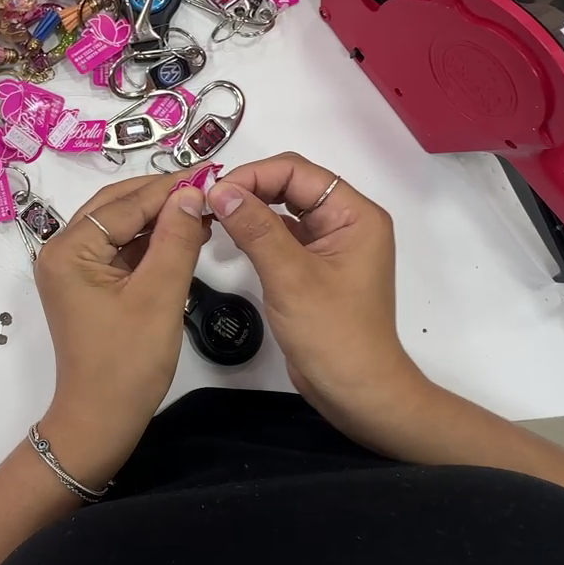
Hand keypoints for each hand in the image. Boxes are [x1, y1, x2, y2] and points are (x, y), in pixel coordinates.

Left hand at [32, 170, 210, 487]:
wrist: (101, 420)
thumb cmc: (128, 363)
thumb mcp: (159, 296)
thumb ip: (177, 240)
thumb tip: (193, 193)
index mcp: (68, 250)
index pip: (125, 205)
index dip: (169, 188)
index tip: (211, 173)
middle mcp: (62, 251)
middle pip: (117, 208)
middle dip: (163, 197)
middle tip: (209, 187)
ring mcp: (72, 269)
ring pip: (120, 227)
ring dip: (159, 218)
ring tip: (204, 209)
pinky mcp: (86, 285)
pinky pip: (119, 250)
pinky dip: (150, 242)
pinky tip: (184, 235)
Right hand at [206, 153, 430, 445]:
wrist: (356, 392)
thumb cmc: (332, 334)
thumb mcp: (290, 277)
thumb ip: (255, 228)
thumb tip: (218, 190)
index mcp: (355, 215)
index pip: (298, 172)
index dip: (254, 175)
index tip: (214, 193)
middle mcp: (345, 221)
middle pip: (291, 184)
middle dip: (249, 187)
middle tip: (207, 201)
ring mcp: (329, 244)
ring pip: (283, 207)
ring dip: (249, 207)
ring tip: (212, 213)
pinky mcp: (313, 265)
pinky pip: (281, 232)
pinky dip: (254, 229)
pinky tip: (229, 234)